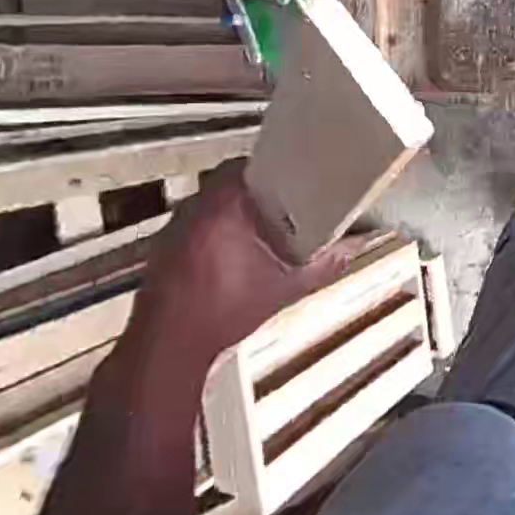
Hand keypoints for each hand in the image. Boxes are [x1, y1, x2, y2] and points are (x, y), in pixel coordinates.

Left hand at [122, 159, 349, 370]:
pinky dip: (213, 233)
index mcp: (222, 208)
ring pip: (209, 204)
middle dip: (254, 193)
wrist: (171, 349)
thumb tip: (349, 250)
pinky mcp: (164, 248)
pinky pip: (194, 225)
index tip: (285, 178)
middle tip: (279, 208)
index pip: (244, 165)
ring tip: (258, 233)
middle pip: (227, 182)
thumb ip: (322, 264)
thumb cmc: (218, 315)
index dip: (268, 168)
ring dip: (232, 213)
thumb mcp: (284, 288)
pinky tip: (230, 257)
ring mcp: (174, 229)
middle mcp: (193, 211)